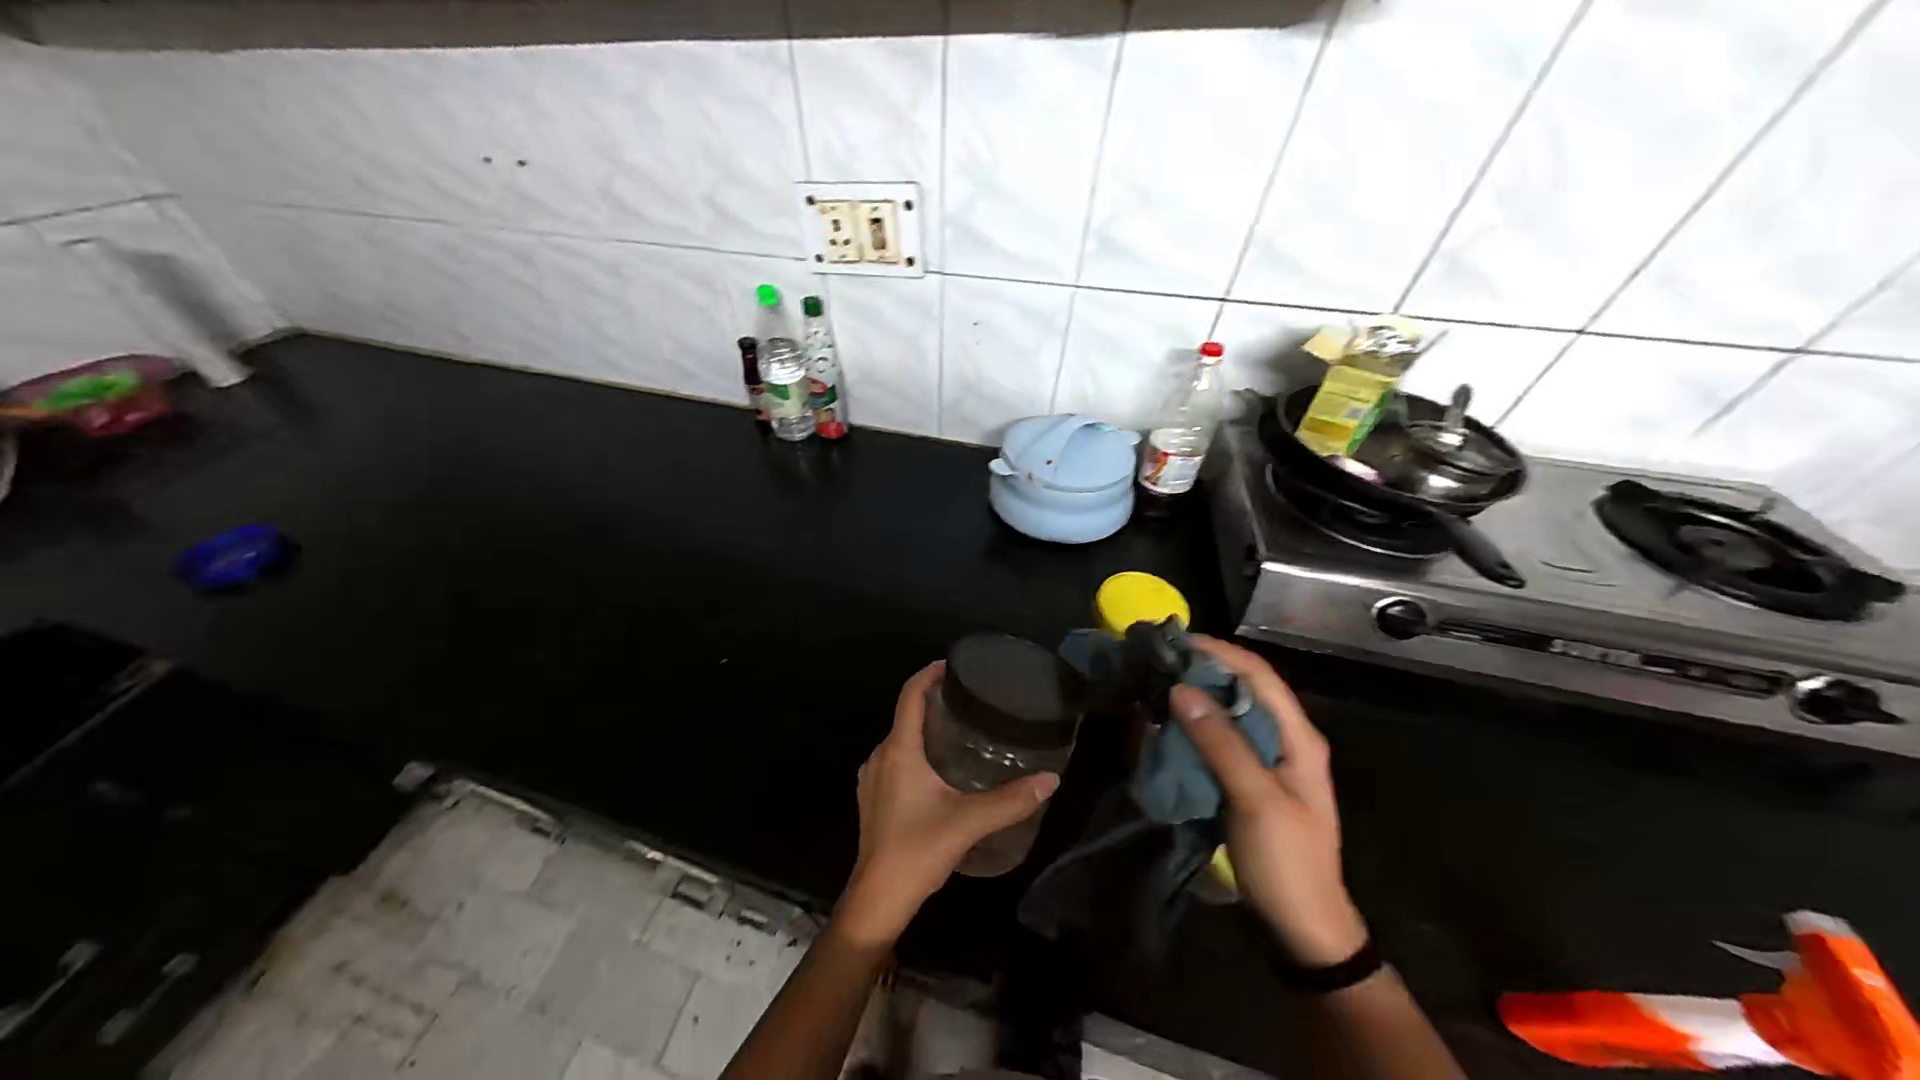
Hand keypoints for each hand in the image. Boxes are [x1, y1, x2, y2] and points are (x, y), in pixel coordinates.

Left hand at [837, 661, 1059, 944]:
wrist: (878, 898)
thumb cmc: (918, 851)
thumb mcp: (969, 822)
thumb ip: (1011, 800)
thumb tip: (1051, 779)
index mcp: (899, 751)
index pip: (910, 696)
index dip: (928, 674)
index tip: (952, 666)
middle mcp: (880, 756)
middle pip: (905, 715)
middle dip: (934, 703)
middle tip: (970, 703)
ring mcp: (872, 778)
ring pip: (900, 740)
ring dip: (924, 729)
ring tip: (960, 731)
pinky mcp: (872, 798)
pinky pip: (894, 760)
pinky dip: (916, 752)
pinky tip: (940, 770)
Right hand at [1171, 635, 1366, 965]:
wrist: (1304, 929)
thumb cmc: (1286, 862)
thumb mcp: (1254, 799)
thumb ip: (1221, 742)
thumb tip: (1181, 688)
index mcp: (1297, 737)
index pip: (1258, 675)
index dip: (1219, 652)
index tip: (1174, 642)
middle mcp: (1283, 740)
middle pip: (1242, 690)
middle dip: (1201, 671)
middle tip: (1156, 664)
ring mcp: (1265, 762)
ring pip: (1227, 715)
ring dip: (1194, 699)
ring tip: (1154, 689)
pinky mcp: (1246, 783)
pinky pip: (1217, 742)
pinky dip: (1192, 729)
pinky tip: (1165, 728)